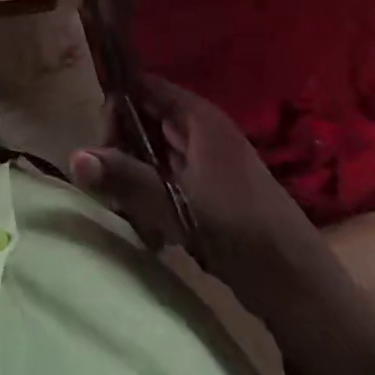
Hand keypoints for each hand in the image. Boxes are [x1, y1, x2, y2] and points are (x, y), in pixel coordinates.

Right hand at [69, 74, 305, 273]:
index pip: (143, 87)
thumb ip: (126, 178)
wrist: (300, 286)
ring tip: (134, 217)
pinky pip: (167, 180)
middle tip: (114, 190)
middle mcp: (201, 131)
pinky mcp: (210, 190)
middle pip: (143, 121)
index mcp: (199, 118)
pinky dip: (153, 200)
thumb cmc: (241, 231)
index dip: (117, 109)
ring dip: (135, 182)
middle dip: (122, 153)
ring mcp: (207, 161)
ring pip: (152, 154)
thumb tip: (74, 156)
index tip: (103, 148)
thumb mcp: (177, 204)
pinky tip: (154, 232)